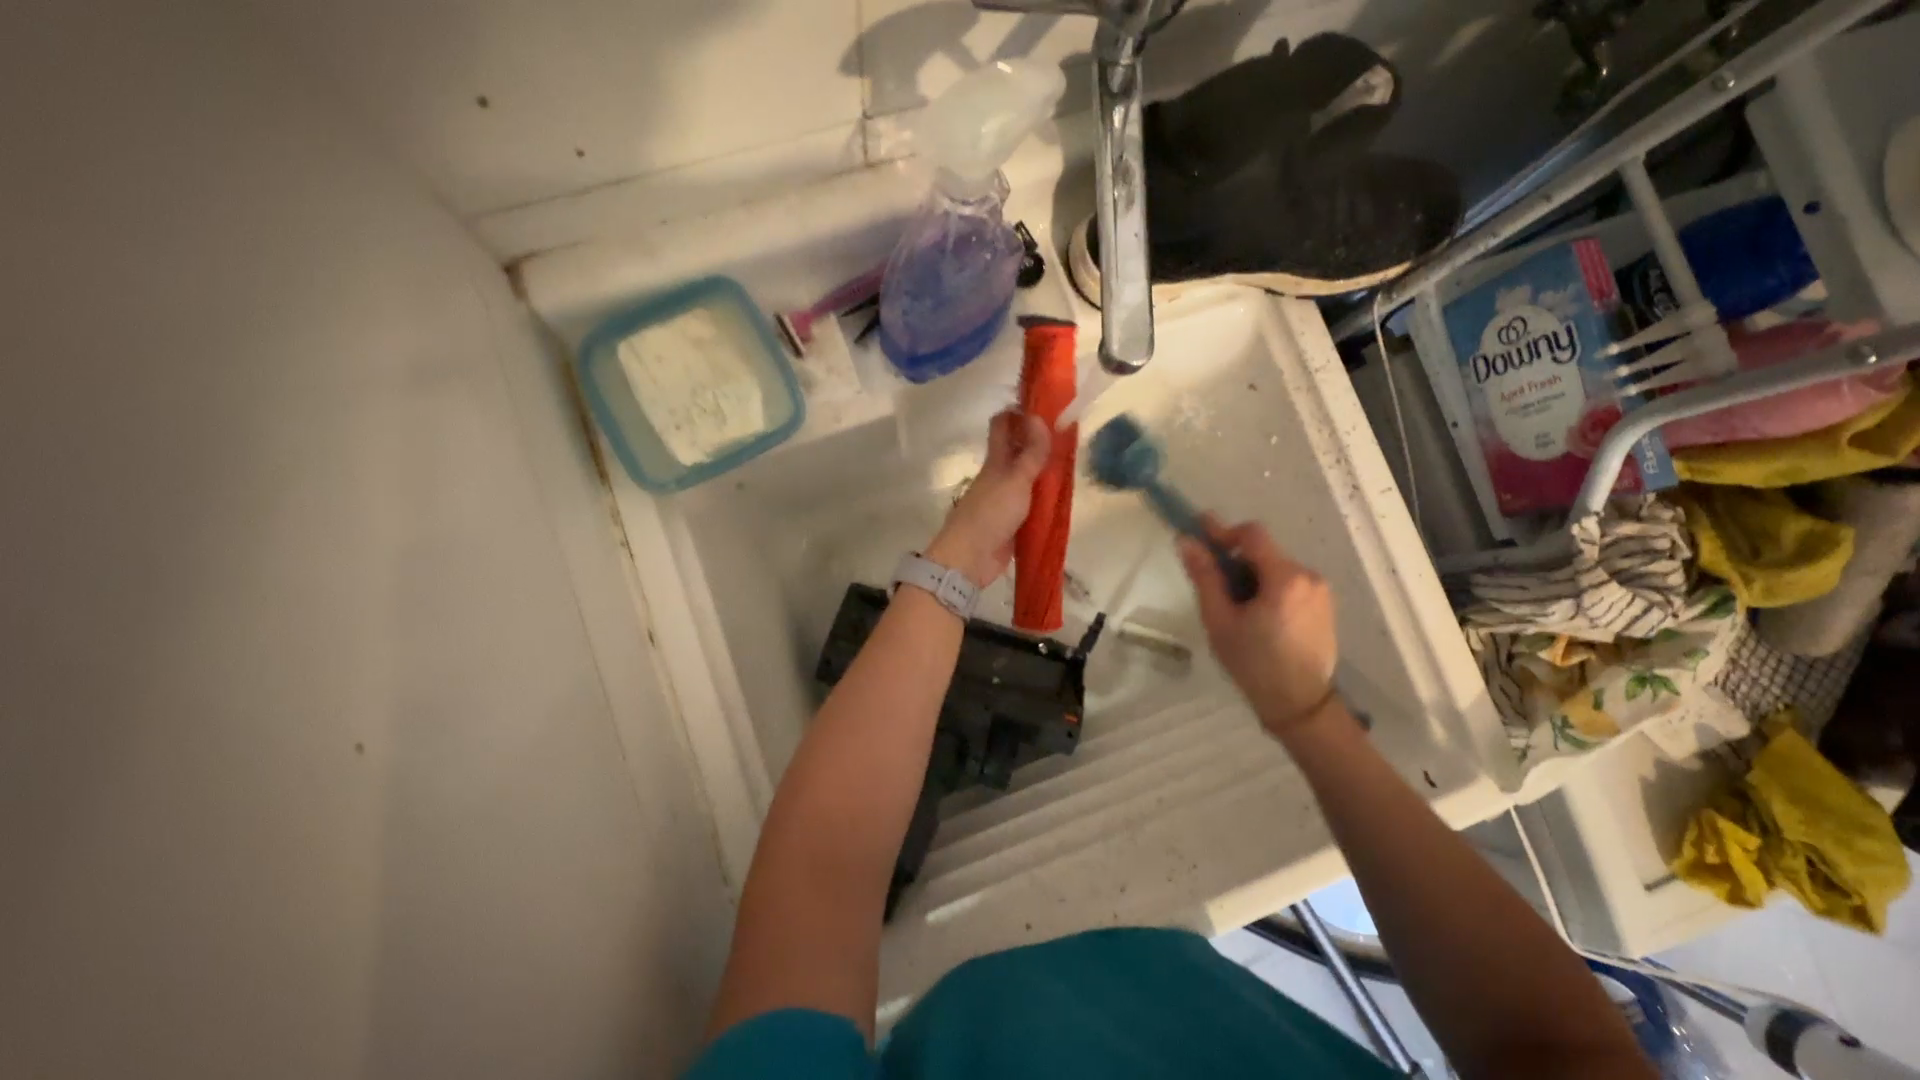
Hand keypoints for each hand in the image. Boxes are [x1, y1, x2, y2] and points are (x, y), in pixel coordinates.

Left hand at [926, 410, 1051, 586]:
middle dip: (1039, 440)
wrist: (970, 559)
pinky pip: (1032, 504)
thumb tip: (1039, 417)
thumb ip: (1031, 453)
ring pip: (1027, 477)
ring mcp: (1005, 499)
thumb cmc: (990, 514)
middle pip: (1018, 450)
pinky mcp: (1012, 522)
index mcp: (995, 460)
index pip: (1002, 425)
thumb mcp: (1015, 480)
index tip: (1044, 404)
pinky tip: (1062, 496)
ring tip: (1071, 462)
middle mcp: (999, 475)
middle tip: (1068, 433)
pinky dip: (1045, 498)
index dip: (1019, 411)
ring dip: (1045, 470)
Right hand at [1179, 519, 1338, 737]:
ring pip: (1277, 570)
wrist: (1299, 705)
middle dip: (1237, 562)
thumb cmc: (1254, 664)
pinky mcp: (1324, 607)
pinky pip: (1291, 585)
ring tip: (1237, 610)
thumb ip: (1205, 577)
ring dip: (1254, 578)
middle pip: (1264, 553)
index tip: (1199, 533)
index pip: (1252, 534)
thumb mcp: (1220, 621)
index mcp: (1285, 577)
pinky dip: (1271, 590)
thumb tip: (1186, 541)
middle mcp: (1308, 576)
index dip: (1223, 531)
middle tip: (1214, 587)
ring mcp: (1321, 592)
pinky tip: (1258, 619)